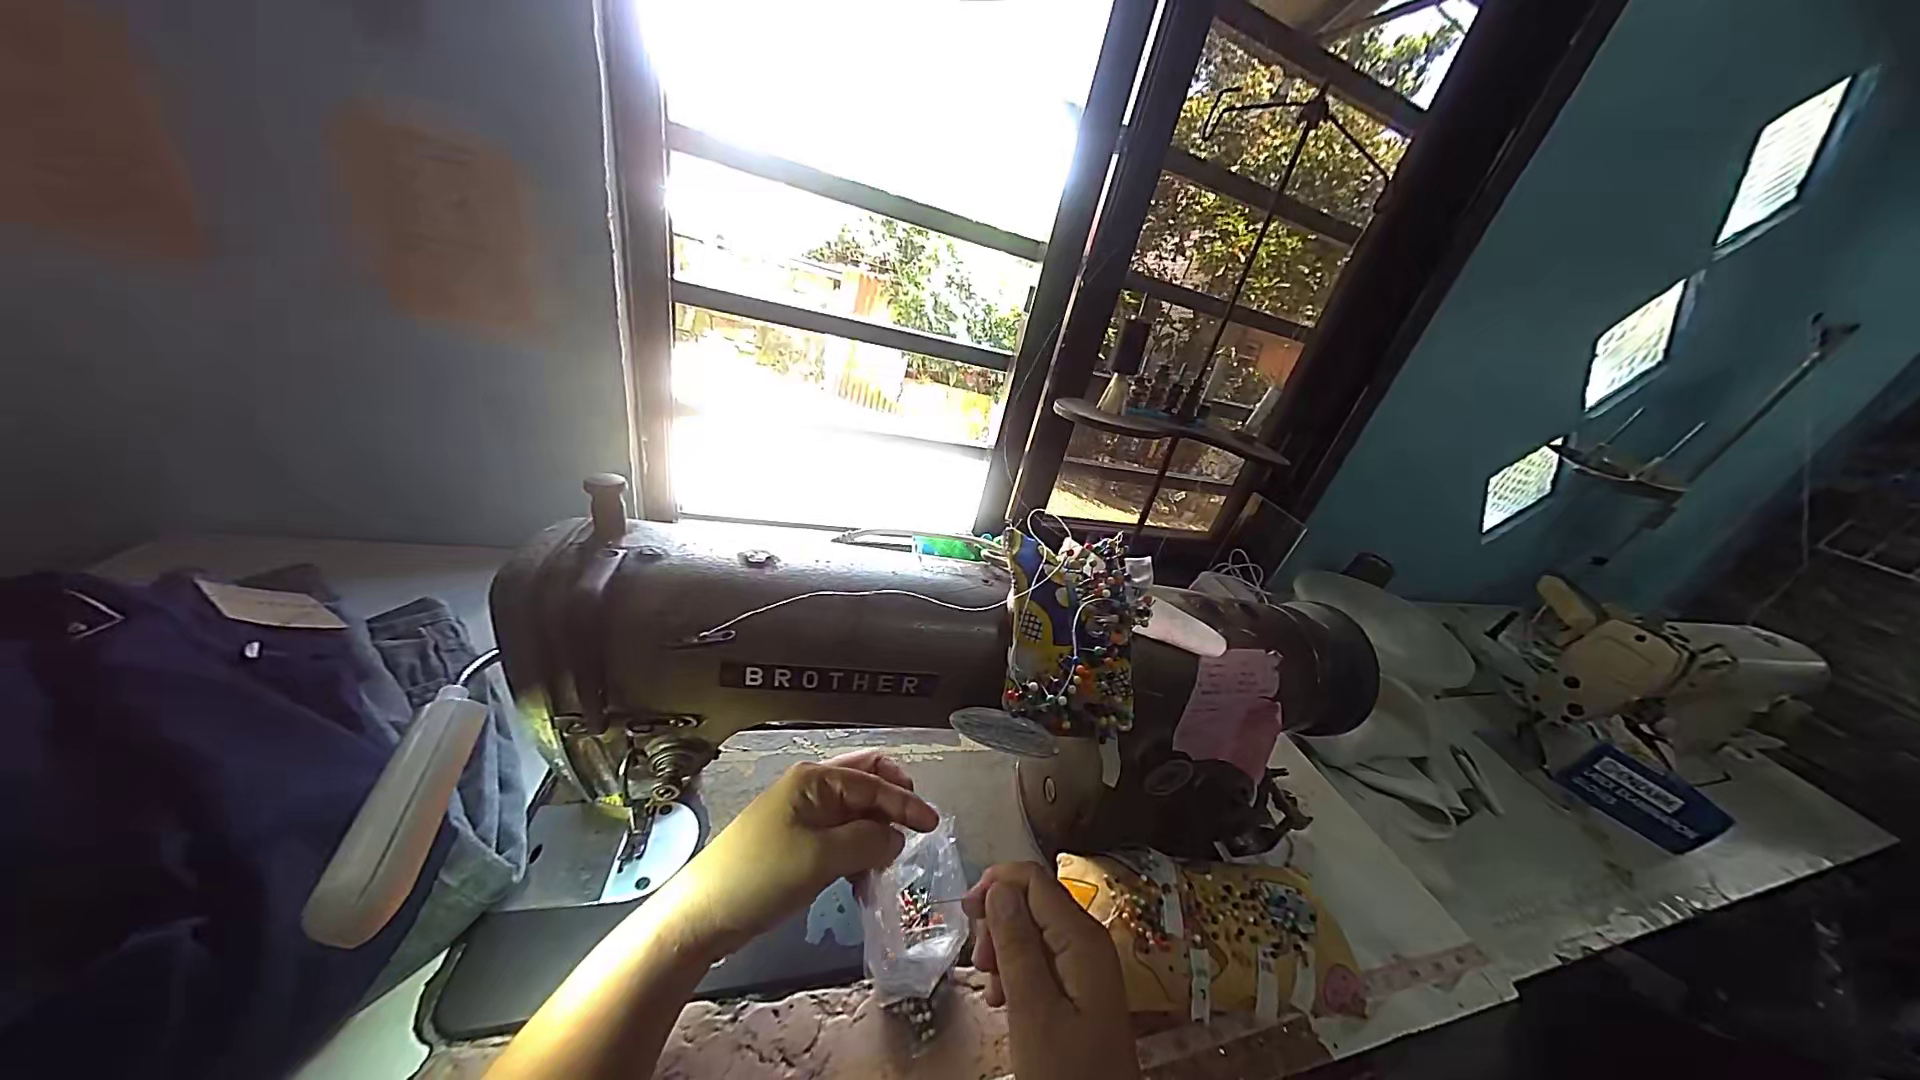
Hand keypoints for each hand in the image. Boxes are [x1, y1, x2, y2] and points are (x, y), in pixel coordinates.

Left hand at [657, 749, 937, 955]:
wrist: (700, 916)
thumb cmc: (760, 876)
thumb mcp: (821, 857)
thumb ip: (868, 842)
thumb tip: (897, 838)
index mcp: (815, 779)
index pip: (873, 781)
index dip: (906, 802)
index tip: (933, 824)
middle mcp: (811, 789)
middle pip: (865, 786)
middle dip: (892, 806)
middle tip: (914, 829)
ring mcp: (803, 816)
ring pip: (854, 815)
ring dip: (875, 835)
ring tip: (886, 865)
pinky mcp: (798, 843)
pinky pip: (840, 838)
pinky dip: (857, 853)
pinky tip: (863, 878)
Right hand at [963, 862, 1139, 1079]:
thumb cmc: (1065, 1073)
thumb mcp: (1033, 1010)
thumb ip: (1017, 944)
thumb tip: (998, 887)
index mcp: (1082, 937)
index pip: (1035, 879)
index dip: (997, 883)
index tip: (966, 911)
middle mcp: (1087, 939)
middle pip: (1033, 900)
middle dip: (998, 921)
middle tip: (980, 962)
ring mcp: (1084, 963)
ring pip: (1033, 928)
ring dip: (1003, 948)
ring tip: (991, 988)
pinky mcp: (1078, 985)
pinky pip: (1040, 957)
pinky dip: (1016, 969)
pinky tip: (1002, 999)